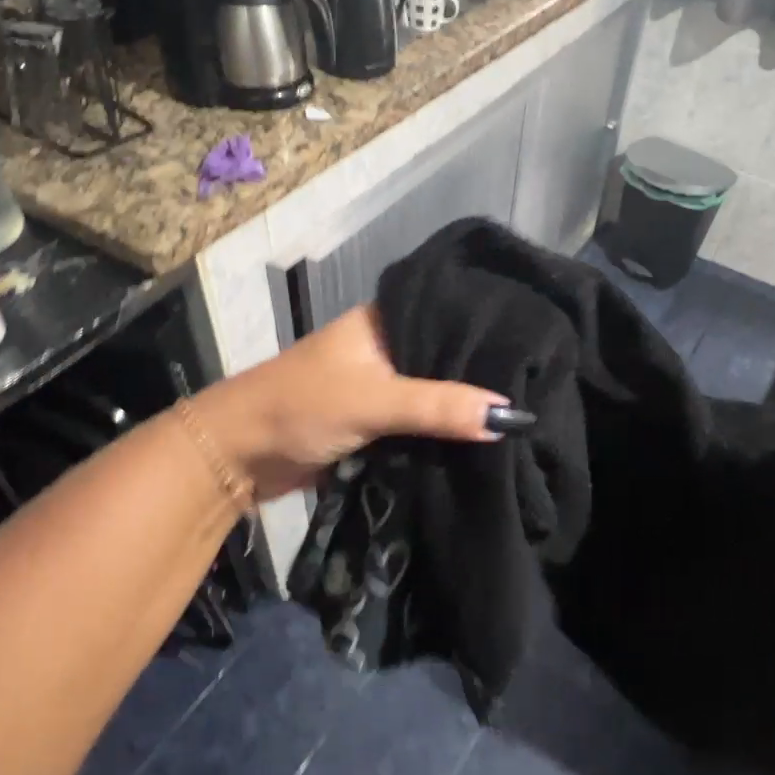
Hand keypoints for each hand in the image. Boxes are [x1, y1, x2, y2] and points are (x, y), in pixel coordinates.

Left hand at [181, 306, 509, 500]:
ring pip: (435, 396)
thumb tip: (510, 415)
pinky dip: (442, 435)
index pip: (450, 317)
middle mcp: (385, 348)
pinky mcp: (374, 424)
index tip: (538, 350)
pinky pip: (420, 426)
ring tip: (520, 417)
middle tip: (538, 389)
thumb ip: (440, 406)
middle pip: (445, 360)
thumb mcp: (375, 402)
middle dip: (481, 380)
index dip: (490, 333)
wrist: (236, 457)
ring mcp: (379, 388)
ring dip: (462, 412)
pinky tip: (482, 442)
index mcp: (383, 322)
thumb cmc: (300, 409)